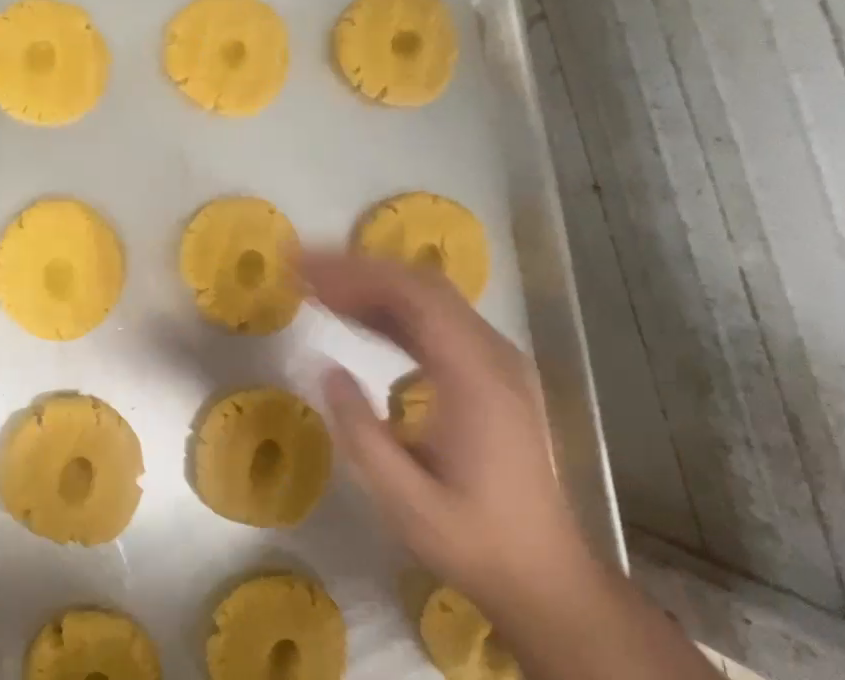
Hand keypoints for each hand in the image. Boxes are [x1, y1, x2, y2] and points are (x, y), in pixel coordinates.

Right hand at [301, 251, 603, 624]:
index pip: (413, 296)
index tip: (303, 269)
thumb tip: (327, 369)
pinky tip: (356, 320)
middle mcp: (494, 357)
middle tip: (300, 273)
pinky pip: (437, 324)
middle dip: (357, 271)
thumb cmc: (474, 541)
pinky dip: (391, 312)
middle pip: (421, 286)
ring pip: (429, 300)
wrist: (544, 576)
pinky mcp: (492, 376)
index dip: (354, 273)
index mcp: (477, 379)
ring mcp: (497, 364)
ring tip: (316, 290)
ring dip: (372, 288)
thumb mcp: (405, 501)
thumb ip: (360, 432)